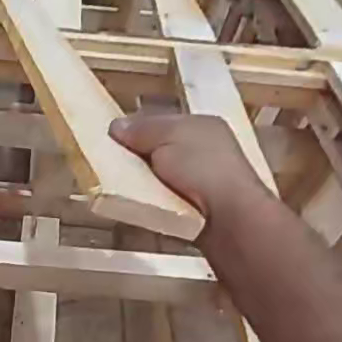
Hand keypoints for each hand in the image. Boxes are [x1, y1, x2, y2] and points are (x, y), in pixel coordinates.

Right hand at [109, 113, 268, 222]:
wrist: (231, 220)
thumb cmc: (203, 168)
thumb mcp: (168, 137)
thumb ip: (142, 129)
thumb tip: (116, 125)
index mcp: (202, 126)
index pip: (162, 122)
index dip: (136, 129)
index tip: (110, 140)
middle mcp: (205, 152)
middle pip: (160, 151)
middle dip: (138, 159)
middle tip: (112, 166)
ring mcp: (204, 184)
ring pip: (162, 180)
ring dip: (144, 185)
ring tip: (122, 190)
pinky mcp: (198, 211)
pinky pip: (167, 204)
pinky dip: (153, 205)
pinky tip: (141, 209)